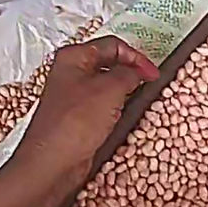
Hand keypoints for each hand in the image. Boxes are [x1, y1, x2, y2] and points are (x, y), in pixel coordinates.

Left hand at [13, 36, 157, 190]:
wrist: (54, 161)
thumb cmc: (77, 121)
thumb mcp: (110, 89)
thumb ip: (128, 74)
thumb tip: (136, 72)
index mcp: (74, 57)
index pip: (113, 46)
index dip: (136, 57)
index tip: (153, 74)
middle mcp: (71, 74)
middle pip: (109, 65)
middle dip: (131, 73)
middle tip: (149, 85)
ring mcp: (73, 98)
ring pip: (106, 88)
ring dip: (125, 94)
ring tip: (140, 102)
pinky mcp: (78, 119)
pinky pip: (102, 108)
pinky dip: (116, 111)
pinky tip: (125, 119)